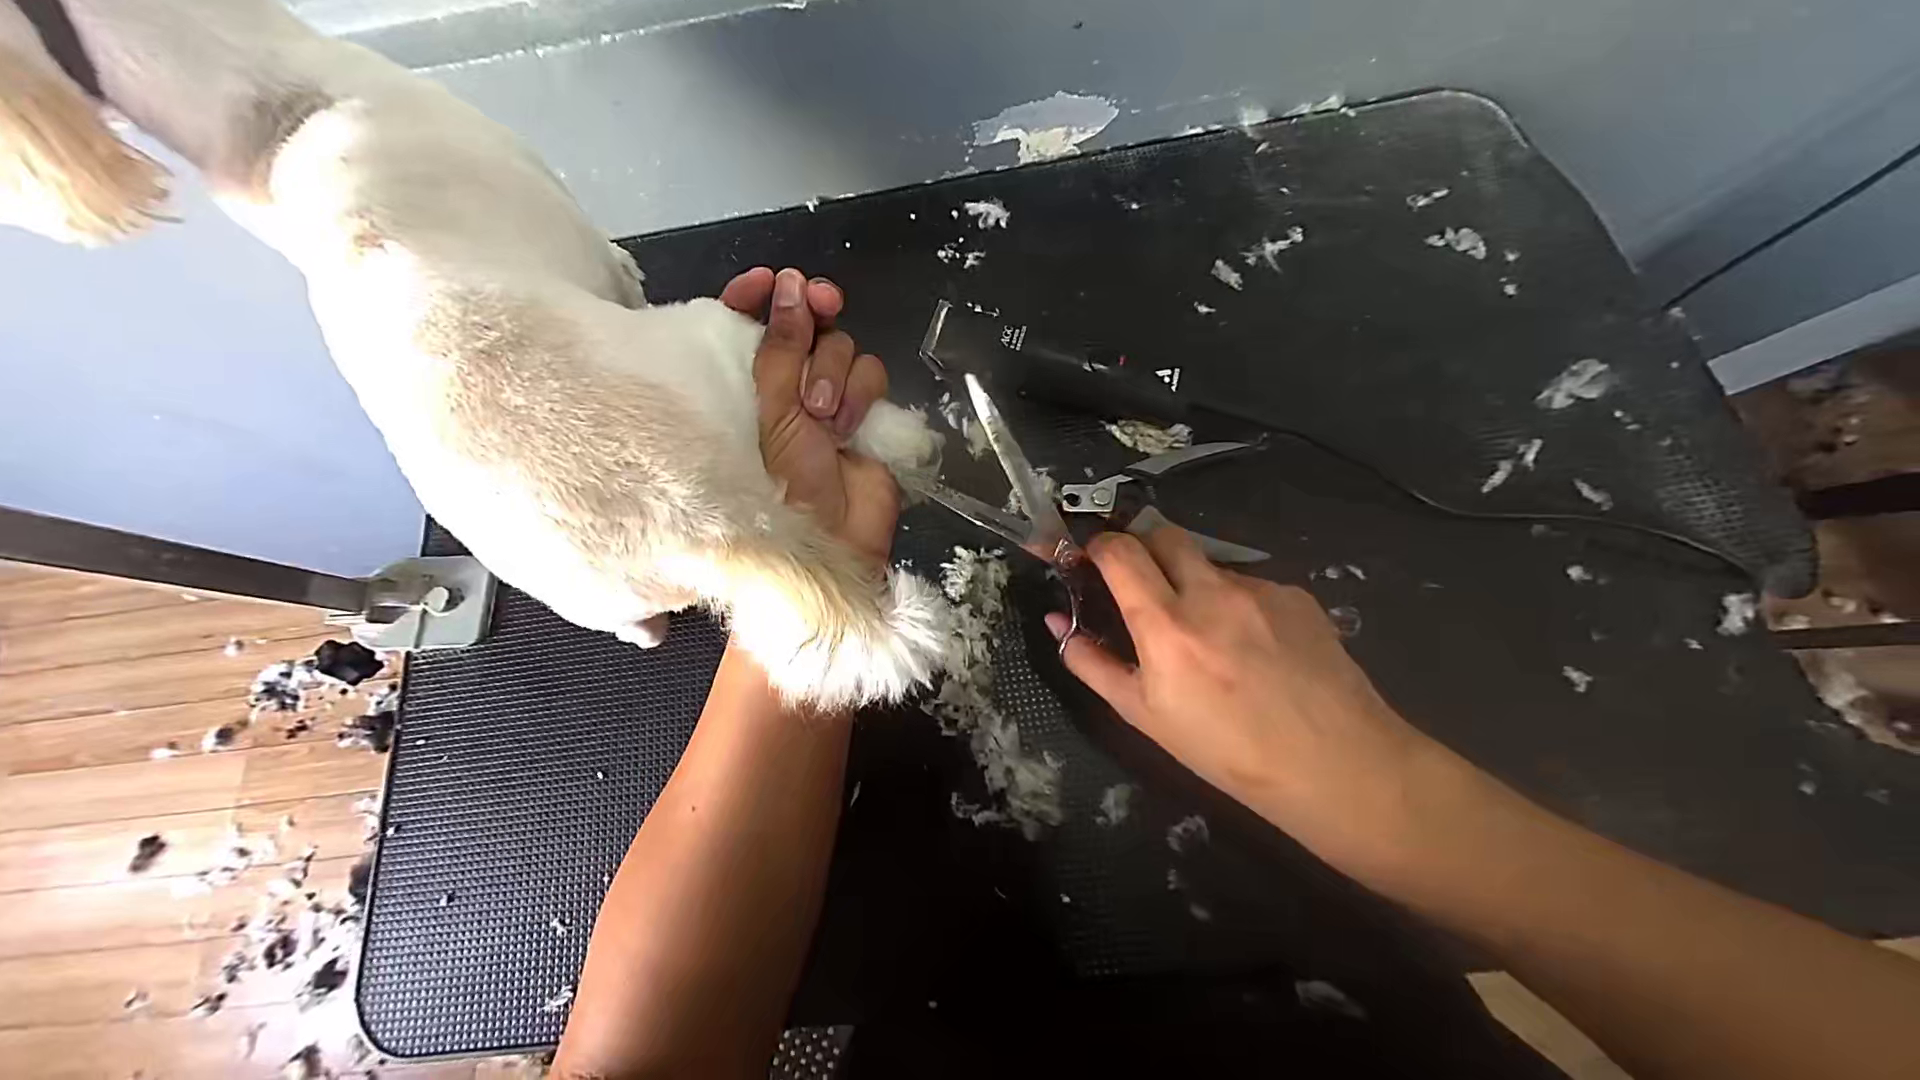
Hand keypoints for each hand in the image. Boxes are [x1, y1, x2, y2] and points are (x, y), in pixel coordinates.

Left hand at [720, 267, 900, 566]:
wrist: (836, 538)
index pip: (752, 323)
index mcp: (750, 384)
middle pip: (808, 324)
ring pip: (843, 348)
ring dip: (836, 373)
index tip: (769, 280)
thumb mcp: (773, 413)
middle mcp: (789, 385)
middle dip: (813, 324)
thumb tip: (788, 286)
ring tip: (824, 417)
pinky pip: (871, 374)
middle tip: (823, 307)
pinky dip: (862, 393)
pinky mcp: (864, 411)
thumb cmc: (786, 484)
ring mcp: (830, 398)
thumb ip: (781, 348)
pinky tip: (849, 426)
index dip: (759, 296)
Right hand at [1047, 528, 1437, 866]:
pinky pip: (1248, 584)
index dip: (1098, 546)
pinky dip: (1234, 602)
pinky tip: (1254, 647)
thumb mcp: (1143, 715)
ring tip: (1209, 635)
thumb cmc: (1225, 751)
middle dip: (1141, 547)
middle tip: (1142, 585)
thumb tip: (1058, 622)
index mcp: (1165, 624)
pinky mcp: (1296, 594)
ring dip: (1192, 582)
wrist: (1338, 766)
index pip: (1119, 551)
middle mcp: (1211, 593)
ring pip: (1207, 563)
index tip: (1092, 559)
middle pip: (1162, 533)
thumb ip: (1091, 662)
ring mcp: (1258, 589)